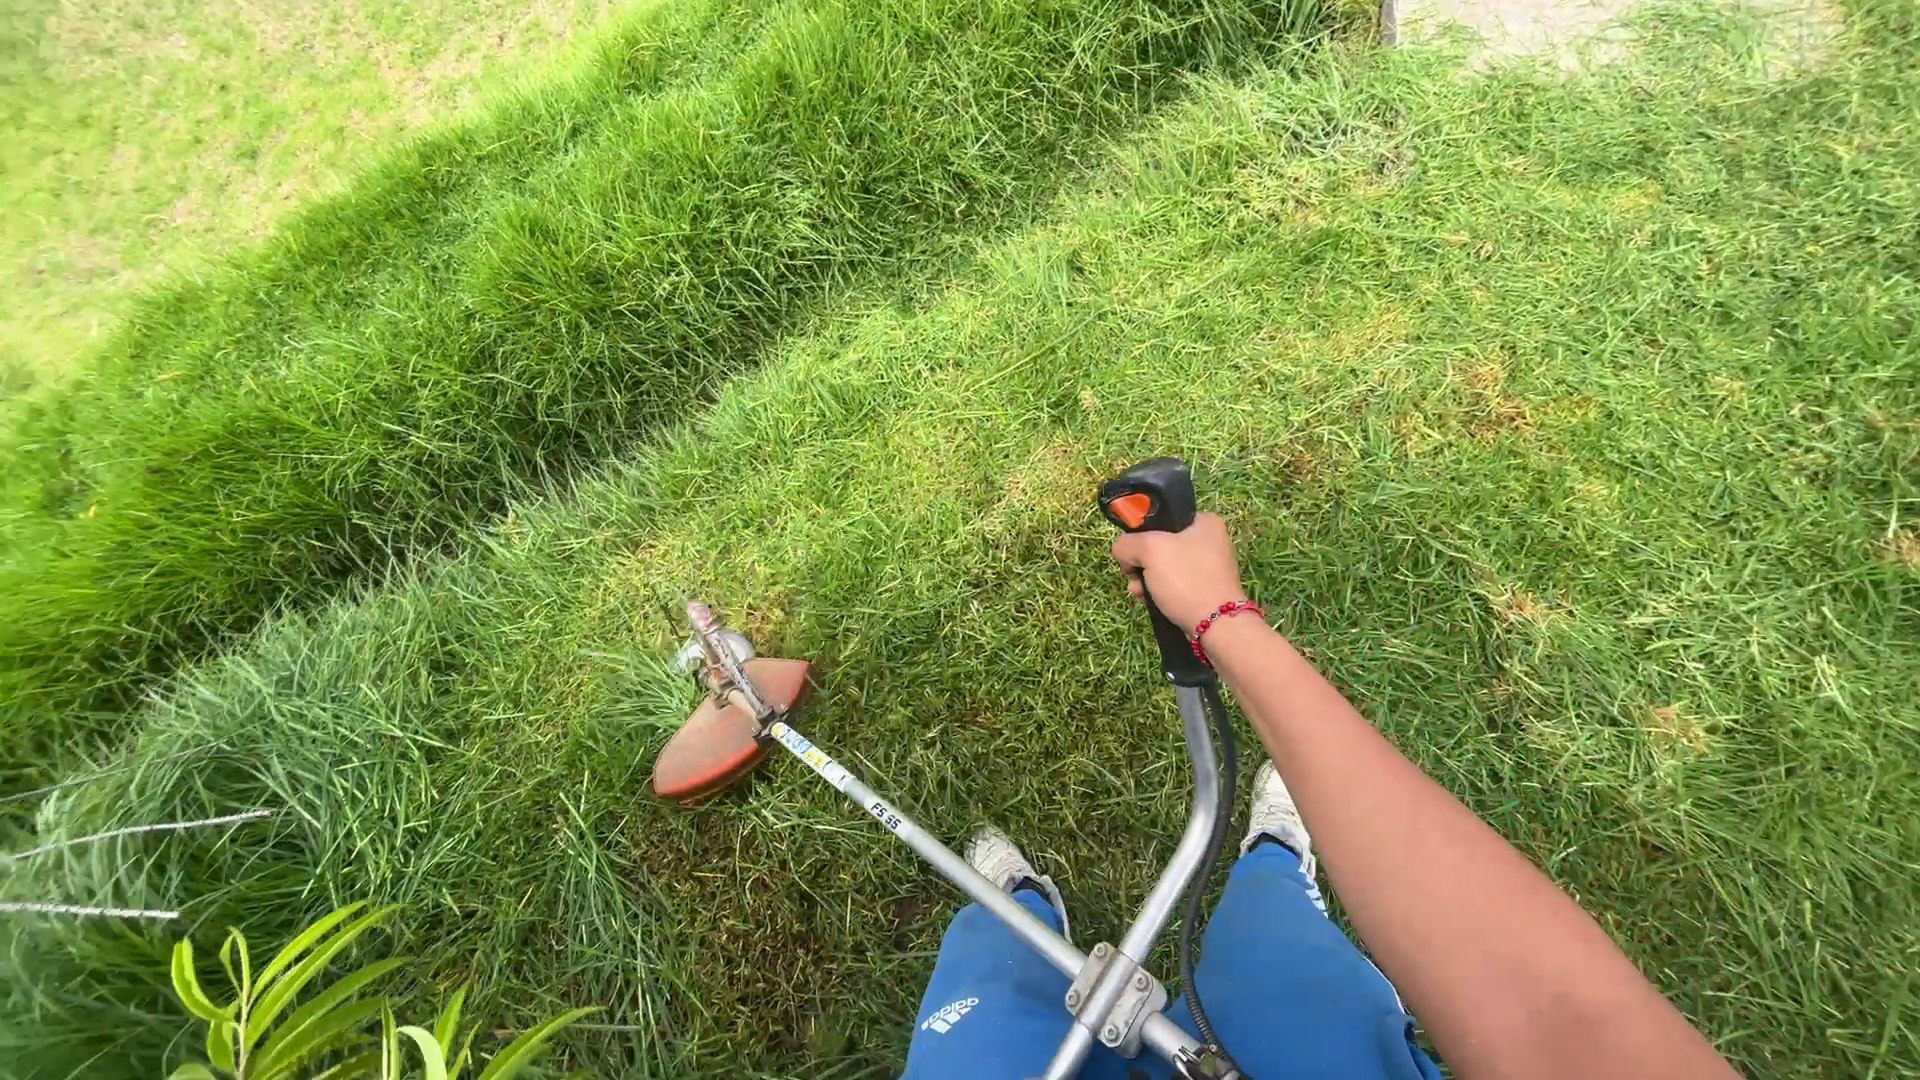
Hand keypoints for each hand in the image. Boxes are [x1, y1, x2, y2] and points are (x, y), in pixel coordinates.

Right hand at [1109, 512, 1248, 633]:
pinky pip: (1173, 584)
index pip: (1162, 519)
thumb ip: (1127, 543)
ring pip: (1163, 567)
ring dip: (1145, 579)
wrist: (1216, 625)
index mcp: (1204, 522)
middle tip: (1133, 575)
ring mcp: (1208, 567)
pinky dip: (1158, 592)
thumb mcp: (1149, 549)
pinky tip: (1149, 601)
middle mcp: (1209, 541)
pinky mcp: (1204, 590)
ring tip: (1138, 592)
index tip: (1132, 552)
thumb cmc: (1185, 579)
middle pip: (1159, 545)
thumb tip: (1122, 551)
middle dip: (1140, 562)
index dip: (1141, 534)